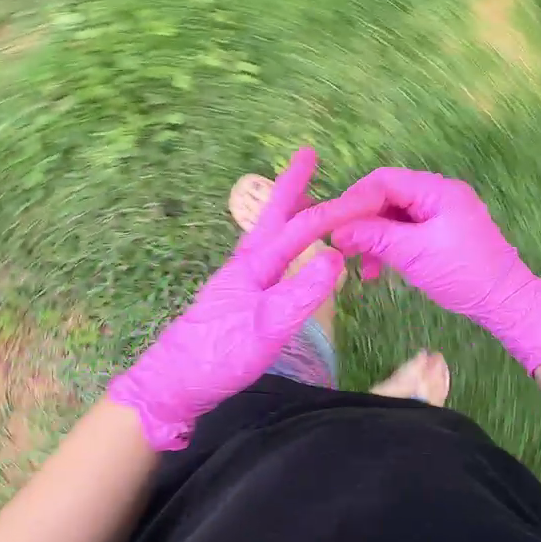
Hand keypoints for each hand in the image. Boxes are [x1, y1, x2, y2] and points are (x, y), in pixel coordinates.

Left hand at [108, 148, 378, 449]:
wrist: (171, 386)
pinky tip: (286, 252)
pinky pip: (267, 253)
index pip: (304, 228)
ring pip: (269, 232)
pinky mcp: (238, 296)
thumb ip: (300, 294)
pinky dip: (281, 238)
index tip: (369, 200)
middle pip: (274, 214)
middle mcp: (247, 263)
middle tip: (308, 155)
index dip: (338, 213)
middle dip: (293, 185)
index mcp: (256, 265)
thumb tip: (337, 257)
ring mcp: (240, 279)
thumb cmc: (218, 357)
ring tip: (305, 195)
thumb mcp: (265, 329)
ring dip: (287, 208)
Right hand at [330, 168, 540, 372]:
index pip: (383, 181)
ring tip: (357, 264)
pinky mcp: (441, 232)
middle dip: (361, 220)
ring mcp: (441, 213)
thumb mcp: (414, 254)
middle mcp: (439, 194)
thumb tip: (337, 230)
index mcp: (437, 190)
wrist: (504, 301)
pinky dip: (389, 247)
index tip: (330, 224)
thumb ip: (375, 237)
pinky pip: (406, 231)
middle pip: (387, 196)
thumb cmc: (463, 273)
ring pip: (394, 216)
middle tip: (339, 245)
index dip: (353, 201)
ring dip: (373, 237)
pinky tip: (377, 270)